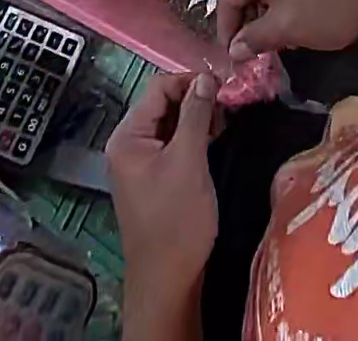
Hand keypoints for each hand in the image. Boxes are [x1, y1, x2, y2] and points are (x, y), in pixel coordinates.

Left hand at [107, 71, 220, 325]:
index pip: (159, 88)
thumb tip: (205, 76)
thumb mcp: (188, 160)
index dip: (190, 81)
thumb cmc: (177, 218)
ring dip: (198, 115)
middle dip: (196, 98)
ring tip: (226, 118)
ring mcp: (142, 159)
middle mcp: (130, 142)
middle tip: (229, 102)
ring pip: (172, 120)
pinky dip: (195, 133)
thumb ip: (195, 113)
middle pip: (164, 102)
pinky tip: (216, 133)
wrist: (169, 281)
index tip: (223, 85)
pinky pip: (175, 140)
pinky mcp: (157, 173)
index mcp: (128, 136)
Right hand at [214, 0, 357, 60]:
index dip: (225, 29)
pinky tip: (295, 29)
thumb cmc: (324, 7)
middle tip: (254, 53)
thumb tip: (234, 50)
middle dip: (246, 25)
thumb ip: (254, 39)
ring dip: (264, 20)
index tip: (233, 57)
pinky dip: (281, 11)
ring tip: (276, 44)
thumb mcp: (285, 28)